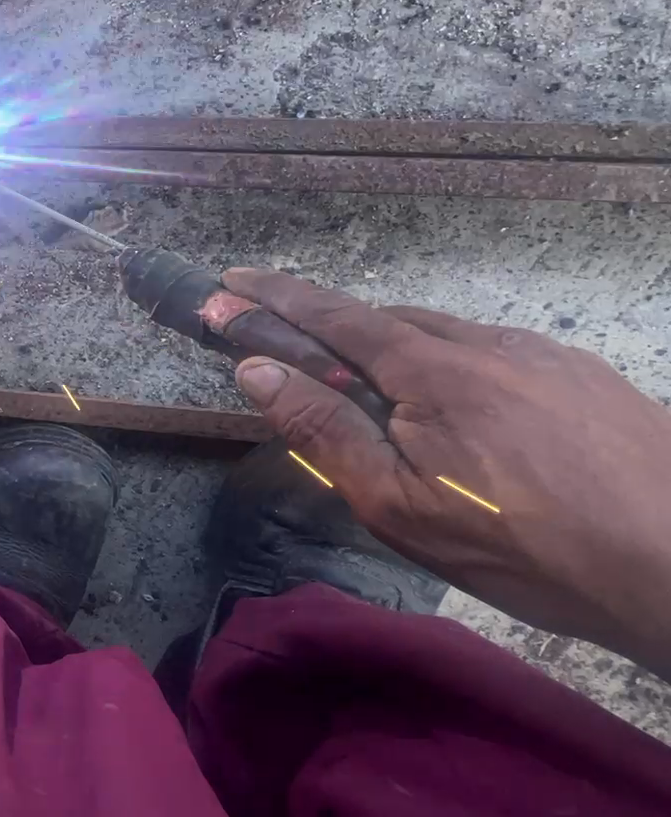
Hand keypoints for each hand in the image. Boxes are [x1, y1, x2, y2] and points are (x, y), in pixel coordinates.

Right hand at [224, 268, 670, 674]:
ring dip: (399, 353)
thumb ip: (321, 428)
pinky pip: (498, 355)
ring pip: (448, 336)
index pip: (334, 315)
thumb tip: (254, 368)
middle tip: (311, 375)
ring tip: (396, 411)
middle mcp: (492, 346)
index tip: (230, 277)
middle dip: (336, 333)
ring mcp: (552, 359)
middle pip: (389, 319)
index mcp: (436, 371)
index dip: (275, 294)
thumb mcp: (397, 503)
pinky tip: (474, 420)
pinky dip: (456, 367)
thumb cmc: (528, 548)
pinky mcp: (595, 381)